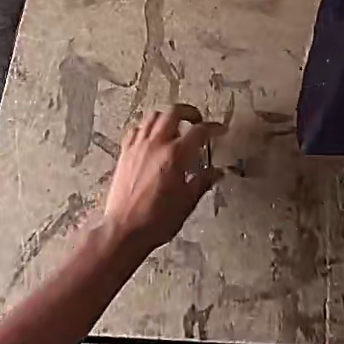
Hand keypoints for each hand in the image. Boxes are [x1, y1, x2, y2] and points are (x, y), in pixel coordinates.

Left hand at [97, 104, 224, 256]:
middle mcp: (156, 145)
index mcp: (176, 155)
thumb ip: (203, 181)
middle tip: (197, 120)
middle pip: (174, 112)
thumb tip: (216, 172)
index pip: (200, 131)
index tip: (220, 130)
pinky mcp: (125, 155)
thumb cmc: (155, 219)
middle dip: (189, 112)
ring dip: (167, 117)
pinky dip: (146, 129)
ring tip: (176, 126)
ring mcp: (138, 148)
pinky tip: (151, 138)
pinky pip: (135, 131)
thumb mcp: (188, 201)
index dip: (214, 128)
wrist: (123, 231)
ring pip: (153, 117)